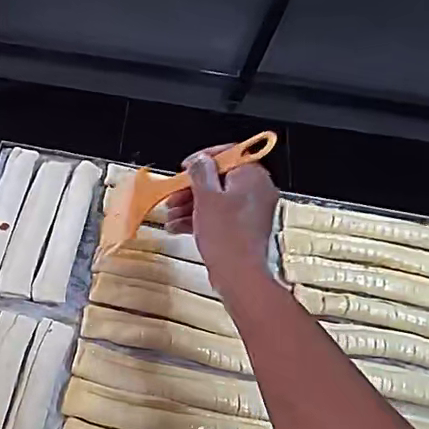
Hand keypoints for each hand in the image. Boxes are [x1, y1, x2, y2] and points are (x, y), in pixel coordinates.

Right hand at [163, 145, 278, 295]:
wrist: (239, 275)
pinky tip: (178, 227)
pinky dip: (201, 219)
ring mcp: (251, 212)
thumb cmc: (227, 236)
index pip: (229, 154)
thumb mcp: (206, 198)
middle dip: (192, 187)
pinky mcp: (244, 230)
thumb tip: (199, 160)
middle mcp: (257, 191)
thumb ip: (201, 173)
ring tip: (171, 215)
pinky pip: (220, 217)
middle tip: (173, 195)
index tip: (186, 167)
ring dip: (191, 205)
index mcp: (252, 177)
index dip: (204, 159)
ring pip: (218, 200)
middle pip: (220, 179)